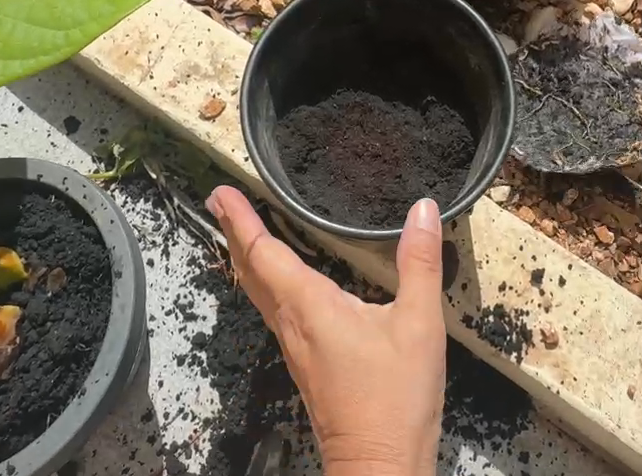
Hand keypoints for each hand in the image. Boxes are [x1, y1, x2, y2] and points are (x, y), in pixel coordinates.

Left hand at [205, 186, 445, 475]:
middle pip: (251, 271)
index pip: (264, 253)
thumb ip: (419, 263)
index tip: (221, 192)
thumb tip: (423, 208)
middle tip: (219, 200)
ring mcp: (294, 346)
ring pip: (259, 292)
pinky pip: (273, 308)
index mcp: (309, 306)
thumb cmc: (396, 397)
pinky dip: (264, 279)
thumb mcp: (418, 324)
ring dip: (246, 256)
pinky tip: (277, 278)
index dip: (241, 220)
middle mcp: (291, 323)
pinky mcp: (305, 361)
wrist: (381, 469)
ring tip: (241, 229)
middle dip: (233, 233)